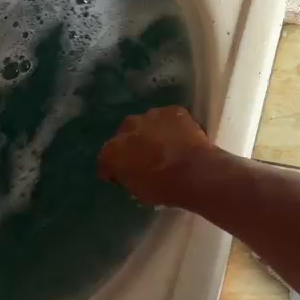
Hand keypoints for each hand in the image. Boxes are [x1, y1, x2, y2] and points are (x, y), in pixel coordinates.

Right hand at [99, 105, 214, 205]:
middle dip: (132, 144)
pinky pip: (167, 118)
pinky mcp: (173, 110)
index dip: (115, 168)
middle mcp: (128, 127)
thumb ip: (126, 175)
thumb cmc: (161, 187)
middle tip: (145, 158)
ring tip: (165, 146)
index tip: (124, 175)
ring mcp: (151, 115)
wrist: (193, 172)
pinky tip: (179, 138)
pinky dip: (171, 126)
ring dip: (152, 132)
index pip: (107, 159)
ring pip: (147, 123)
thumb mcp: (134, 189)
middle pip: (126, 135)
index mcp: (112, 150)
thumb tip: (129, 171)